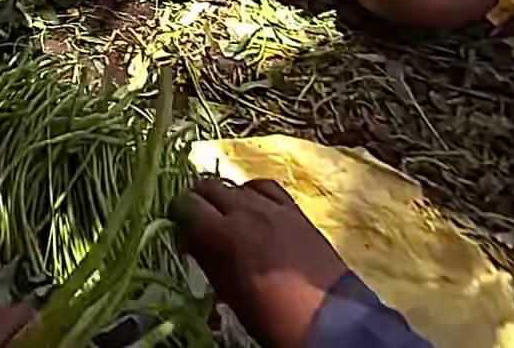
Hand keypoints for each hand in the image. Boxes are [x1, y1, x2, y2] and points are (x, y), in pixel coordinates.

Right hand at [173, 178, 348, 347]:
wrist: (335, 328)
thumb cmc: (275, 321)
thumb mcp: (231, 295)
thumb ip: (207, 259)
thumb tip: (190, 238)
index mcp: (225, 234)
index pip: (187, 205)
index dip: (178, 212)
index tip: (178, 223)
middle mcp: (244, 211)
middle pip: (209, 187)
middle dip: (198, 199)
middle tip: (198, 217)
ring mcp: (271, 207)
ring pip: (235, 185)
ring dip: (225, 196)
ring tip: (226, 214)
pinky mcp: (294, 209)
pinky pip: (265, 187)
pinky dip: (252, 192)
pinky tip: (253, 204)